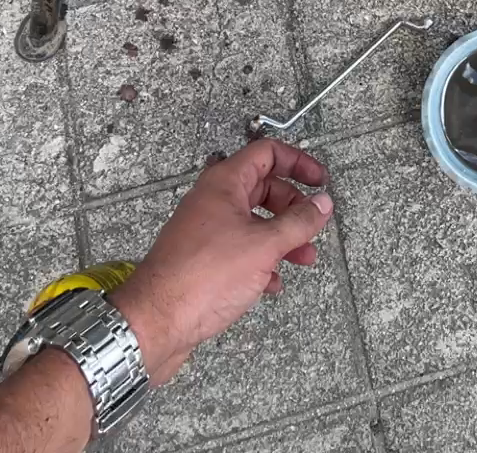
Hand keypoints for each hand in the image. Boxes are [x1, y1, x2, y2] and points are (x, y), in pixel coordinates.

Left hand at [109, 139, 332, 383]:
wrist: (153, 324)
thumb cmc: (204, 276)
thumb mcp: (264, 246)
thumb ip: (299, 222)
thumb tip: (323, 203)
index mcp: (225, 183)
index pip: (268, 153)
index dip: (299, 162)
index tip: (320, 181)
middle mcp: (214, 200)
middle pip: (264, 188)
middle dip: (294, 206)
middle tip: (312, 224)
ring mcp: (206, 230)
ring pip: (255, 221)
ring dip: (283, 237)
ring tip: (304, 258)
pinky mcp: (202, 259)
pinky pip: (241, 248)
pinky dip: (262, 260)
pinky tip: (273, 283)